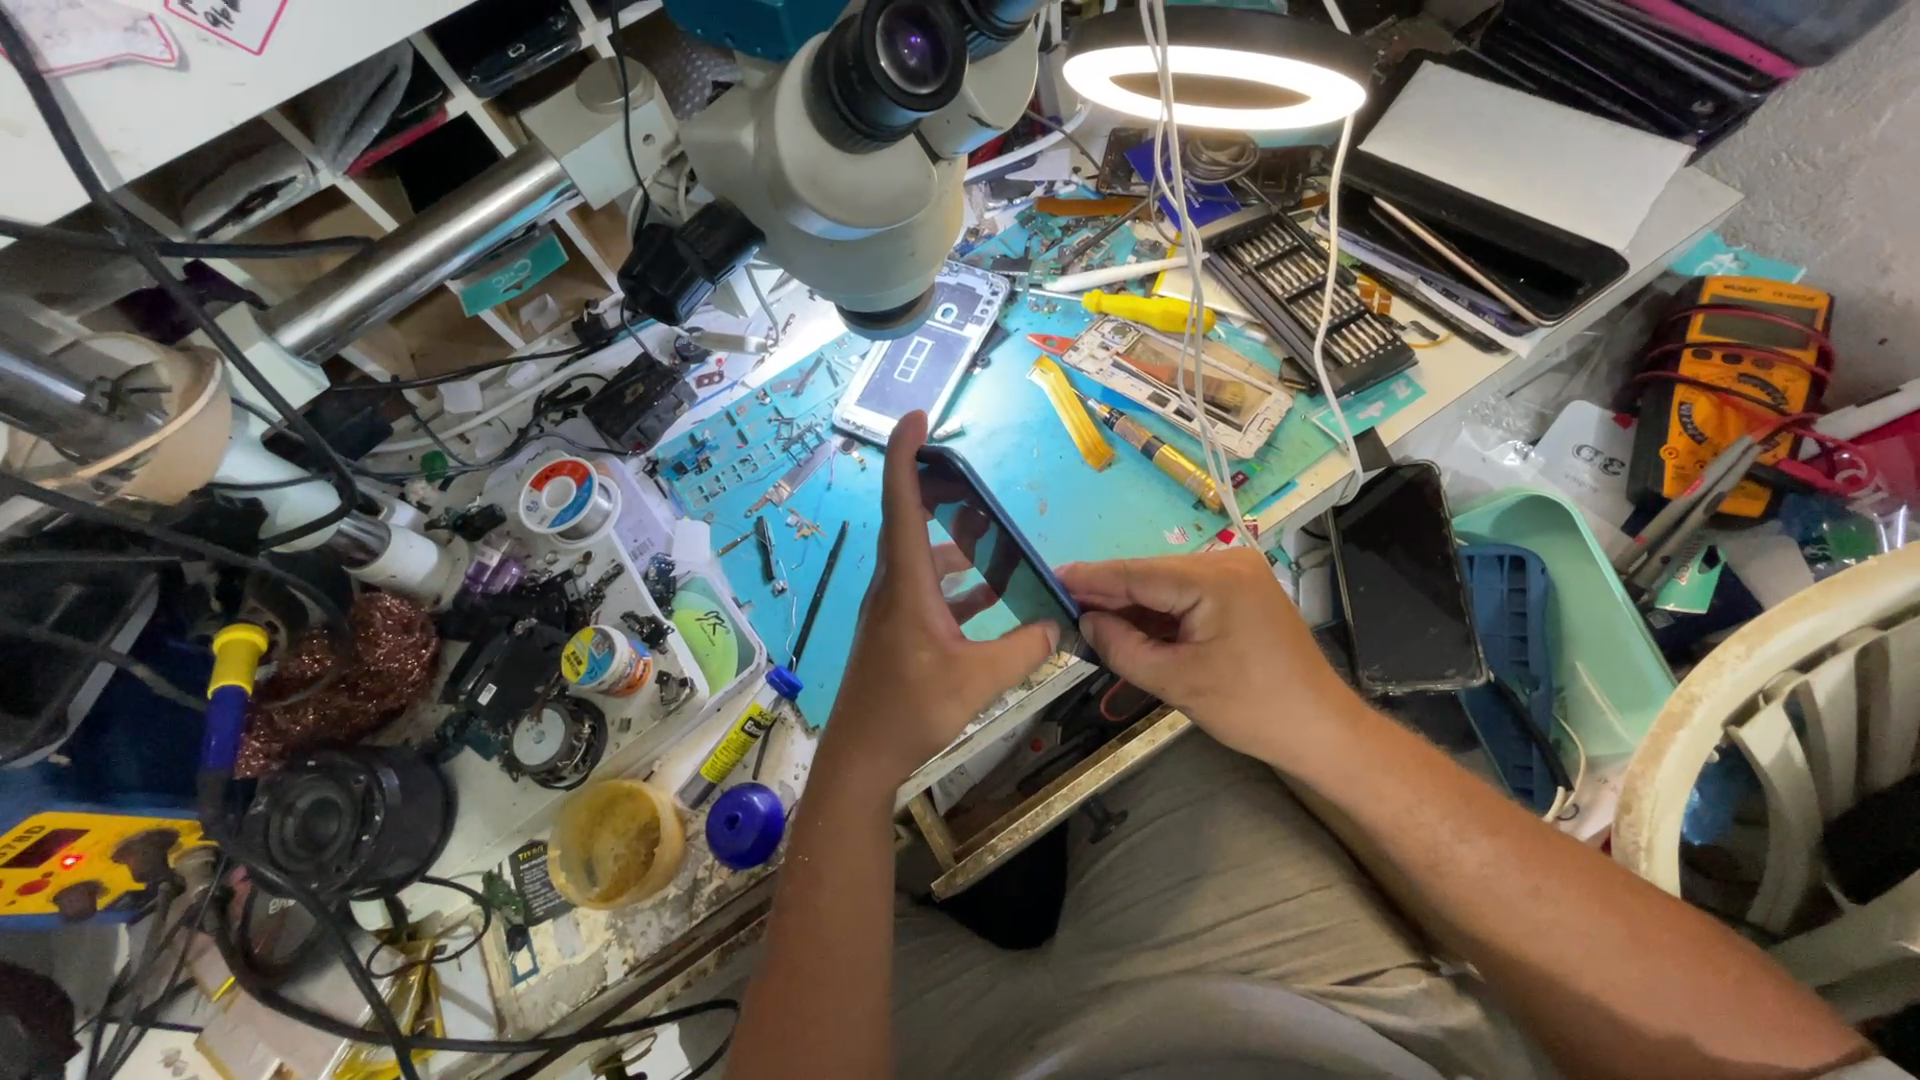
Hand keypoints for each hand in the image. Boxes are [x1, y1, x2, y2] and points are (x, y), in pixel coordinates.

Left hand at [823, 412, 1060, 785]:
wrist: (861, 754)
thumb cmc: (911, 712)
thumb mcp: (979, 681)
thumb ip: (1024, 650)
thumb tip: (1058, 627)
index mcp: (907, 584)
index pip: (901, 503)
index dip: (906, 455)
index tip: (917, 417)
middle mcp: (894, 585)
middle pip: (910, 519)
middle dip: (938, 489)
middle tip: (969, 474)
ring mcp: (892, 607)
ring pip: (921, 555)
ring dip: (954, 540)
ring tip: (993, 536)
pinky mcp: (896, 628)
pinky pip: (926, 587)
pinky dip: (955, 581)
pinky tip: (989, 595)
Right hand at [1058, 550, 1359, 763]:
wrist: (1320, 729)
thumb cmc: (1251, 709)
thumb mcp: (1176, 682)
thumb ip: (1123, 647)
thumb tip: (1086, 621)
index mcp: (1215, 579)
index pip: (1136, 573)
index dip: (1090, 578)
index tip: (1050, 577)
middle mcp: (1228, 562)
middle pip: (1150, 575)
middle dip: (1108, 594)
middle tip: (1062, 606)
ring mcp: (1239, 575)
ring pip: (1166, 585)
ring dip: (1132, 605)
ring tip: (1088, 619)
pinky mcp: (1242, 592)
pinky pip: (1187, 595)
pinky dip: (1159, 612)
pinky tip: (1129, 625)